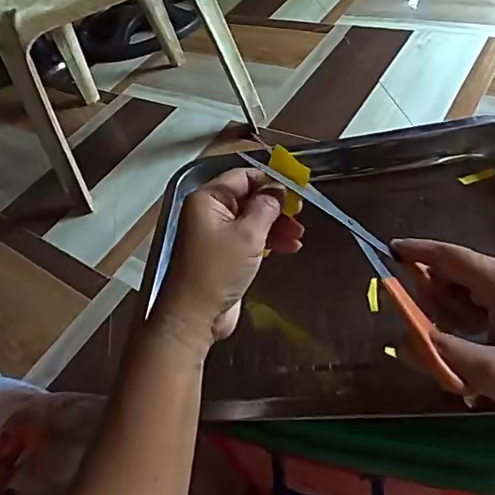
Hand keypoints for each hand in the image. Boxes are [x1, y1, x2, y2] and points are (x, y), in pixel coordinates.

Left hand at [155, 166, 303, 347]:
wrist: (195, 317)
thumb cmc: (217, 270)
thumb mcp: (248, 234)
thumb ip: (267, 206)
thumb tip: (278, 189)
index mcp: (208, 199)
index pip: (244, 177)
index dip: (270, 181)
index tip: (296, 189)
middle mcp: (209, 211)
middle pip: (249, 197)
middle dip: (276, 206)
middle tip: (299, 215)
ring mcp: (216, 233)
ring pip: (252, 218)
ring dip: (276, 225)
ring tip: (298, 236)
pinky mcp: (224, 254)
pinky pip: (249, 238)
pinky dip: (269, 240)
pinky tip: (288, 247)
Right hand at [394, 239, 494, 423]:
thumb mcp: (491, 373)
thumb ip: (443, 354)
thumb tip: (408, 342)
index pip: (448, 255)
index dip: (416, 252)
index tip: (390, 250)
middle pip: (458, 275)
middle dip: (433, 298)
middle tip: (419, 329)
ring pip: (473, 294)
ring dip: (455, 318)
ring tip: (451, 355)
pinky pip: (491, 307)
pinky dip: (474, 325)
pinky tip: (475, 358)